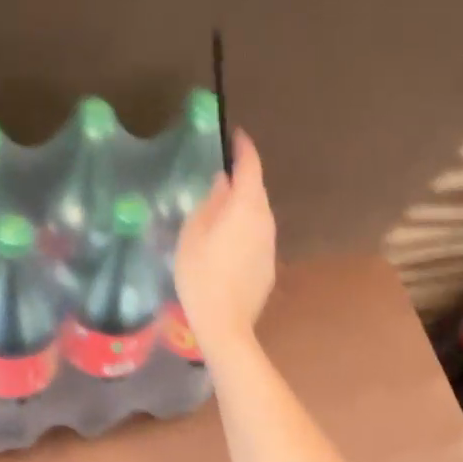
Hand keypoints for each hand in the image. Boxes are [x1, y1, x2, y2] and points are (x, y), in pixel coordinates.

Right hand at [175, 130, 276, 348]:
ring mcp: (270, 245)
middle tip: (219, 178)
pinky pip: (256, 238)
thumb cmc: (201, 277)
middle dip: (242, 180)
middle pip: (256, 191)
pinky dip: (244, 233)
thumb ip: (210, 202)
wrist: (225, 325)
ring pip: (258, 215)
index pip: (250, 165)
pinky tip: (226, 247)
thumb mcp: (193, 234)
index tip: (234, 136)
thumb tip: (223, 183)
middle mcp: (265, 220)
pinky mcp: (268, 267)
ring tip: (219, 214)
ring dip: (242, 209)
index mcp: (246, 206)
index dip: (243, 148)